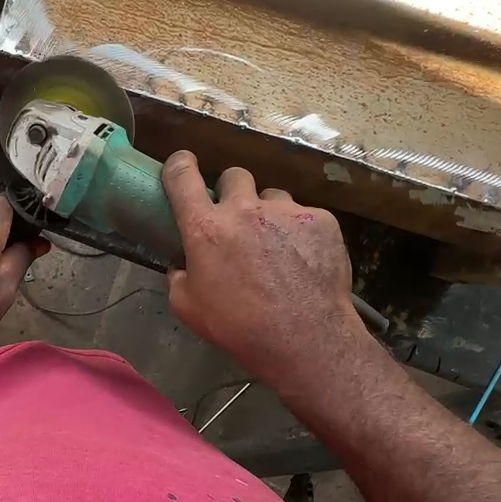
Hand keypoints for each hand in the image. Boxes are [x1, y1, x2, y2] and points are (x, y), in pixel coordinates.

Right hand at [161, 152, 366, 380]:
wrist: (304, 337)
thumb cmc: (236, 324)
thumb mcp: (187, 305)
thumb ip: (180, 276)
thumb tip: (183, 265)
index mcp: (205, 227)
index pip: (183, 178)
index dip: (179, 165)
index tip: (182, 164)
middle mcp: (244, 209)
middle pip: (235, 176)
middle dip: (232, 191)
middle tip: (236, 218)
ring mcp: (286, 211)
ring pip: (272, 196)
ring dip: (267, 213)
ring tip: (274, 245)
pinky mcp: (321, 221)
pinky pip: (304, 217)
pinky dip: (299, 233)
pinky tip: (302, 260)